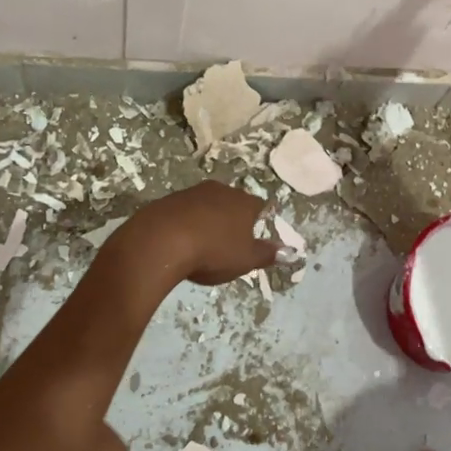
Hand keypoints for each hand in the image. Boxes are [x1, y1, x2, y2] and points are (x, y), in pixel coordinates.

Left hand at [113, 180, 279, 285]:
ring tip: (204, 243)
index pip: (260, 206)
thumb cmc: (213, 250)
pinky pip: (185, 210)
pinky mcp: (169, 199)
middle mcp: (221, 190)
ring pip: (208, 203)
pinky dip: (187, 222)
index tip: (256, 232)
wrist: (162, 240)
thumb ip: (266, 254)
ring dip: (208, 219)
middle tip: (230, 240)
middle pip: (233, 201)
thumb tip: (289, 251)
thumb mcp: (245, 259)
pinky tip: (181, 241)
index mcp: (244, 203)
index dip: (260, 219)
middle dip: (233, 217)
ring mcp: (193, 192)